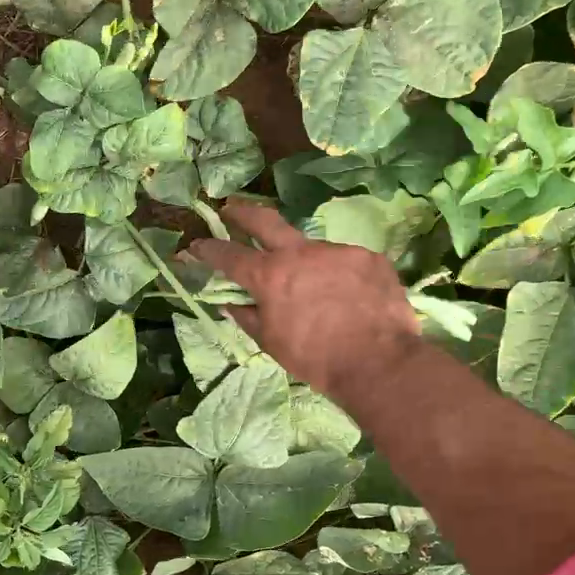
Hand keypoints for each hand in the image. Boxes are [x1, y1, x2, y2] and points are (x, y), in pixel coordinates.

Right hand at [188, 200, 419, 400]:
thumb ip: (247, 316)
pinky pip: (344, 261)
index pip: (228, 255)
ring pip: (311, 249)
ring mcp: (337, 251)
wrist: (379, 363)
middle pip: (265, 221)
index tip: (196, 246)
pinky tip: (345, 296)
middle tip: (231, 210)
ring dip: (303, 262)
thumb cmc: (314, 357)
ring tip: (313, 289)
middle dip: (242, 213)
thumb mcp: (270, 341)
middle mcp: (300, 253)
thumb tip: (232, 303)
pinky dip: (336, 275)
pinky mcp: (369, 258)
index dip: (208, 249)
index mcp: (269, 275)